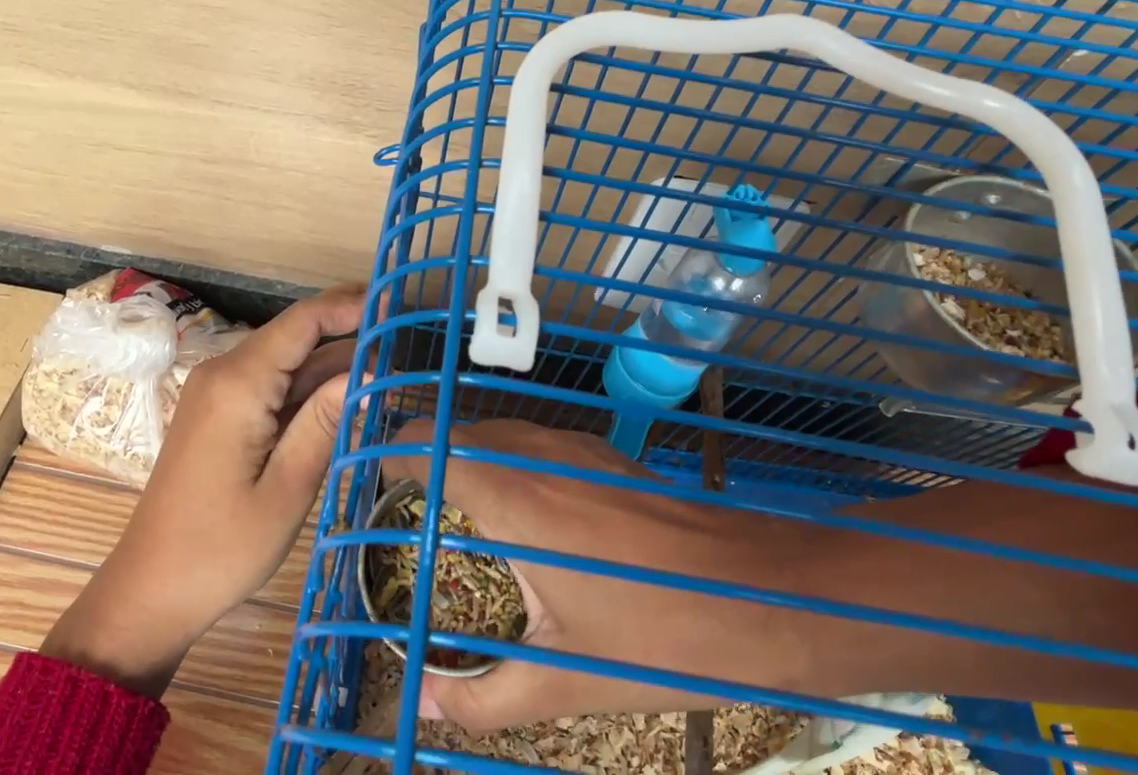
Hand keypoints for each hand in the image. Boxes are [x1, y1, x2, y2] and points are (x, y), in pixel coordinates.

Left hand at [39, 284, 365, 695]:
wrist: (151, 591)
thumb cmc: (221, 548)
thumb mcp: (287, 488)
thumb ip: (326, 420)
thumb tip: (370, 369)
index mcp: (238, 384)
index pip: (302, 321)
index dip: (350, 305)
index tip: (397, 303)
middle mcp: (223, 374)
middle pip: (296, 336)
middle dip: (351, 333)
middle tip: (411, 339)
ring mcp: (217, 394)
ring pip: (287, 362)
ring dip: (335, 363)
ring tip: (395, 366)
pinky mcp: (219, 415)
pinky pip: (271, 386)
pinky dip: (310, 388)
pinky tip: (350, 397)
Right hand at [381, 419, 805, 731]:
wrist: (767, 592)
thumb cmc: (661, 636)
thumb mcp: (564, 678)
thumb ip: (481, 695)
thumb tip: (422, 704)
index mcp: (514, 498)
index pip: (429, 446)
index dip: (390, 457)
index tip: (370, 486)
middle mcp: (539, 455)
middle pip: (459, 433)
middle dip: (424, 458)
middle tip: (404, 507)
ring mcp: (578, 447)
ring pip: (499, 431)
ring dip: (467, 455)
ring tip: (451, 506)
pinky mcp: (606, 454)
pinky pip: (535, 439)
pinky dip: (507, 458)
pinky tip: (519, 509)